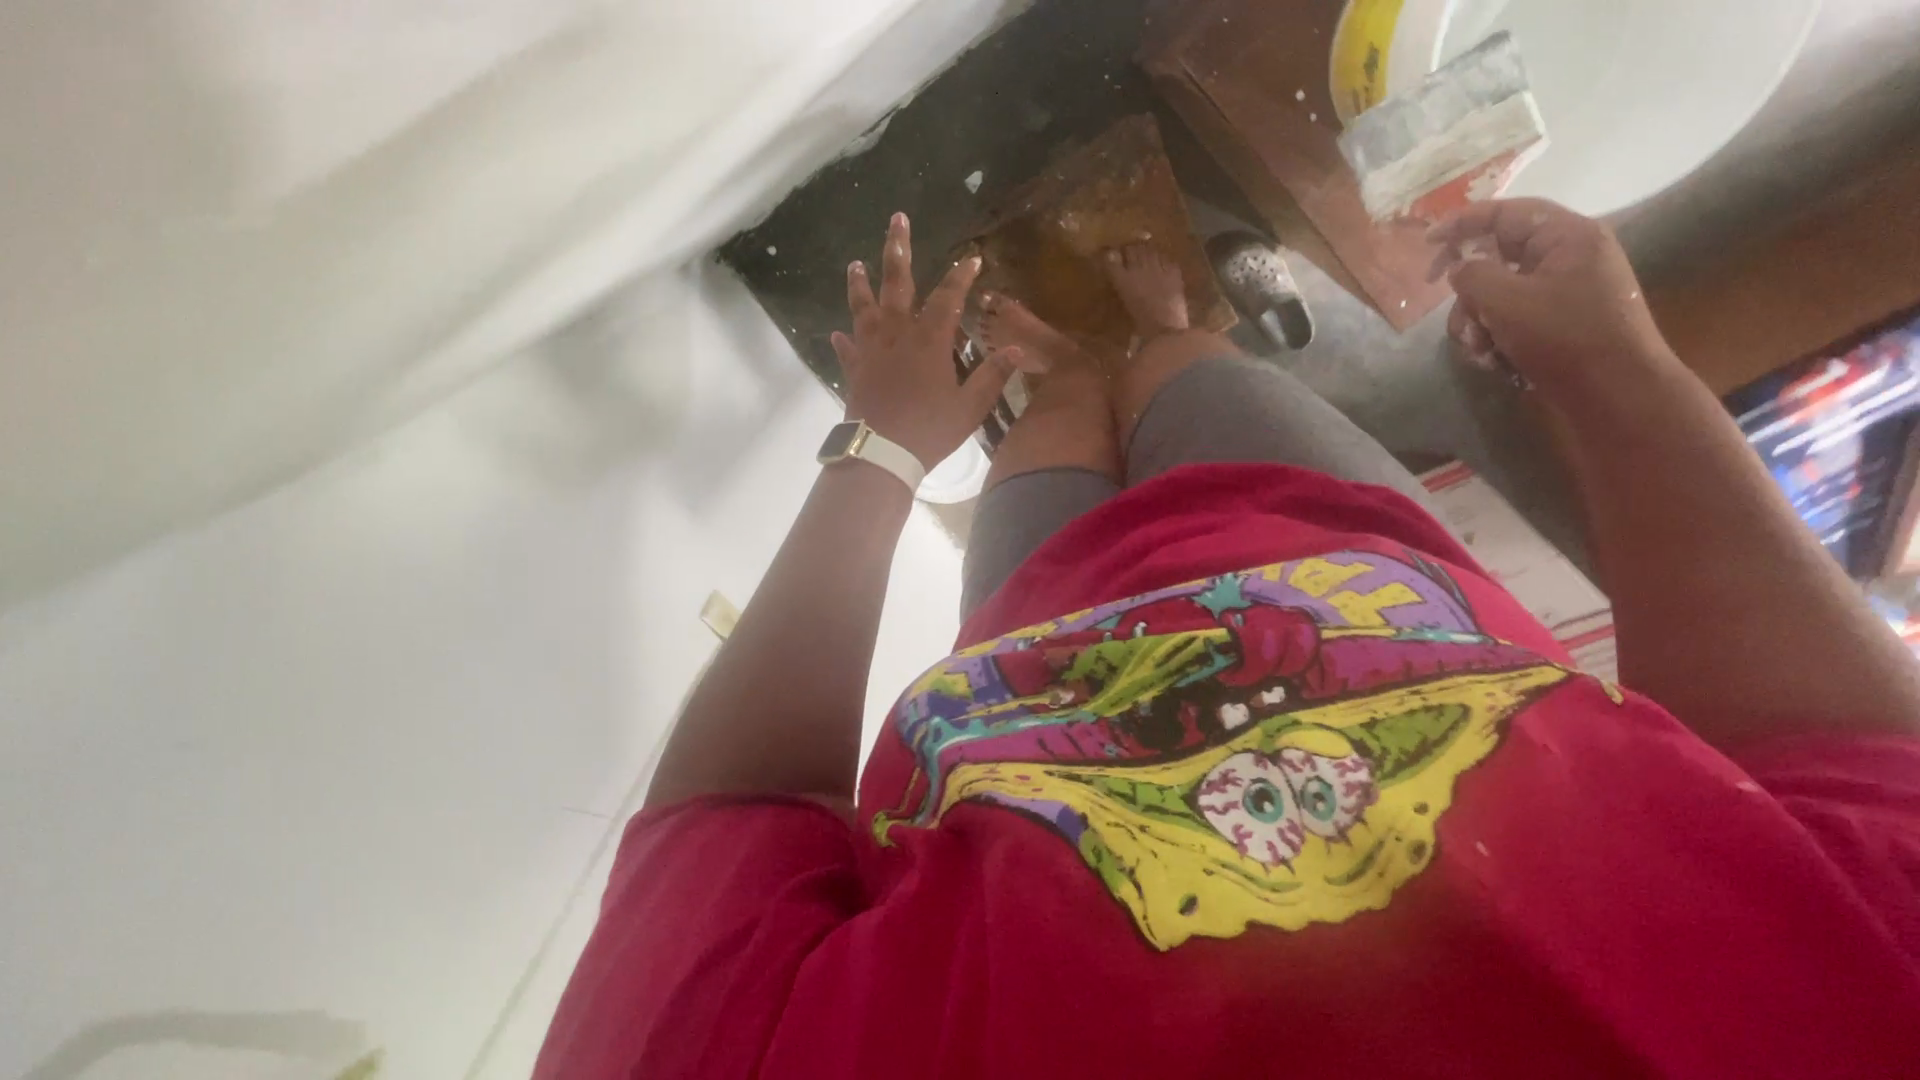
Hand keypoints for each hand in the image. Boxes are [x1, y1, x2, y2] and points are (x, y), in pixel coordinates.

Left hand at [831, 212, 1016, 469]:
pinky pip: (846, 349)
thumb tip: (1016, 350)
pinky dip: (842, 340)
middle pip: (897, 283)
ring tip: (854, 263)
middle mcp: (897, 335)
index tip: (970, 258)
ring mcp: (871, 351)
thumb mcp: (970, 407)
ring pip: (863, 308)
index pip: (947, 298)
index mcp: (929, 340)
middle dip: (898, 250)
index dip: (960, 276)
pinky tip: (836, 333)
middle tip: (896, 220)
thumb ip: (992, 376)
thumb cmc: (929, 430)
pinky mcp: (854, 371)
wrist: (880, 454)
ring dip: (860, 284)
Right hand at [1430, 198, 1677, 394]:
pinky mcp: (1555, 320)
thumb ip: (1472, 276)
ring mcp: (1562, 290)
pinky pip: (1511, 316)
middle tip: (1440, 299)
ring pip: (1498, 292)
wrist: (1613, 391)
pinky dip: (1493, 335)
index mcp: (1566, 237)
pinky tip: (1492, 360)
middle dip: (1468, 287)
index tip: (1427, 241)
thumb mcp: (1506, 302)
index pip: (1507, 213)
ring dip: (1476, 320)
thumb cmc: (1564, 337)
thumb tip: (1458, 268)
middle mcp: (1567, 257)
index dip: (1463, 222)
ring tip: (1478, 349)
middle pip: (1497, 256)